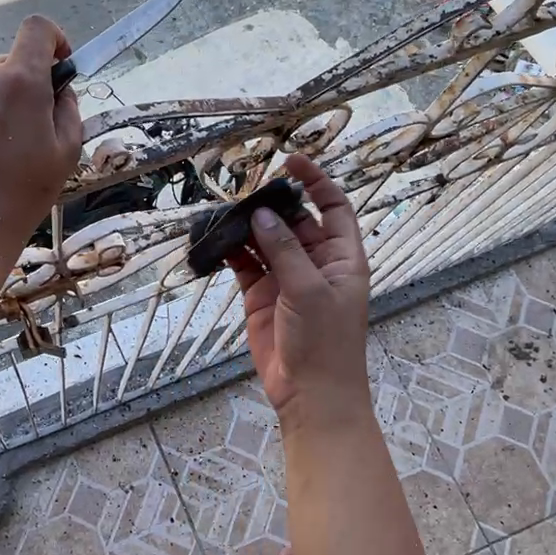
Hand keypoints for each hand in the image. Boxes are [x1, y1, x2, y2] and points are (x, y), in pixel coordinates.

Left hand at [0, 16, 83, 266]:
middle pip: (1, 68)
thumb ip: (66, 108)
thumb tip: (56, 87)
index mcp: (19, 82)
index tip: (54, 61)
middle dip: (14, 91)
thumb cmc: (22, 198)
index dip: (51, 39)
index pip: (37, 29)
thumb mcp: (66, 154)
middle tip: (16, 136)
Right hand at [225, 154, 371, 419]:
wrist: (310, 394)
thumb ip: (284, 251)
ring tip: (222, 212)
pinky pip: (244, 264)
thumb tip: (262, 215)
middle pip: (293, 220)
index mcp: (341, 257)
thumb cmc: (325, 342)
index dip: (316, 182)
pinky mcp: (260, 295)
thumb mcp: (309, 290)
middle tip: (243, 191)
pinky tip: (214, 239)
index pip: (333, 207)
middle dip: (271, 205)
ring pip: (265, 240)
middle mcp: (315, 263)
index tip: (291, 161)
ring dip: (246, 227)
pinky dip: (230, 251)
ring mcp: (286, 278)